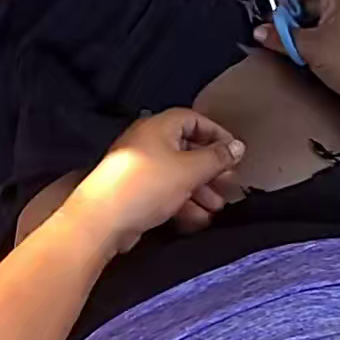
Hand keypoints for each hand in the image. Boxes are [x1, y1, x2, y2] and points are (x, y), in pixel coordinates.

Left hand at [54, 109, 245, 254]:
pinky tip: (197, 219)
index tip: (234, 152)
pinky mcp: (134, 192)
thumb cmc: (146, 186)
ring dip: (200, 190)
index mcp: (159, 127)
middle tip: (228, 183)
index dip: (217, 134)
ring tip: (216, 207)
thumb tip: (237, 147)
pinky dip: (183, 202)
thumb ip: (217, 158)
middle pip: (188, 149)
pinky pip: (165, 192)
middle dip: (211, 169)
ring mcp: (139, 168)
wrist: (102, 220)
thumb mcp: (191, 170)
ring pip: (178, 174)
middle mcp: (148, 142)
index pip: (194, 119)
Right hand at [254, 0, 339, 113]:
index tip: (279, 14)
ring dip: (306, 32)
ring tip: (297, 49)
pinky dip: (320, 43)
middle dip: (295, 15)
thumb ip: (283, 37)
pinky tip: (313, 59)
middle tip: (283, 34)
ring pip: (323, 18)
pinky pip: (333, 34)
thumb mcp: (311, 48)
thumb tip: (263, 31)